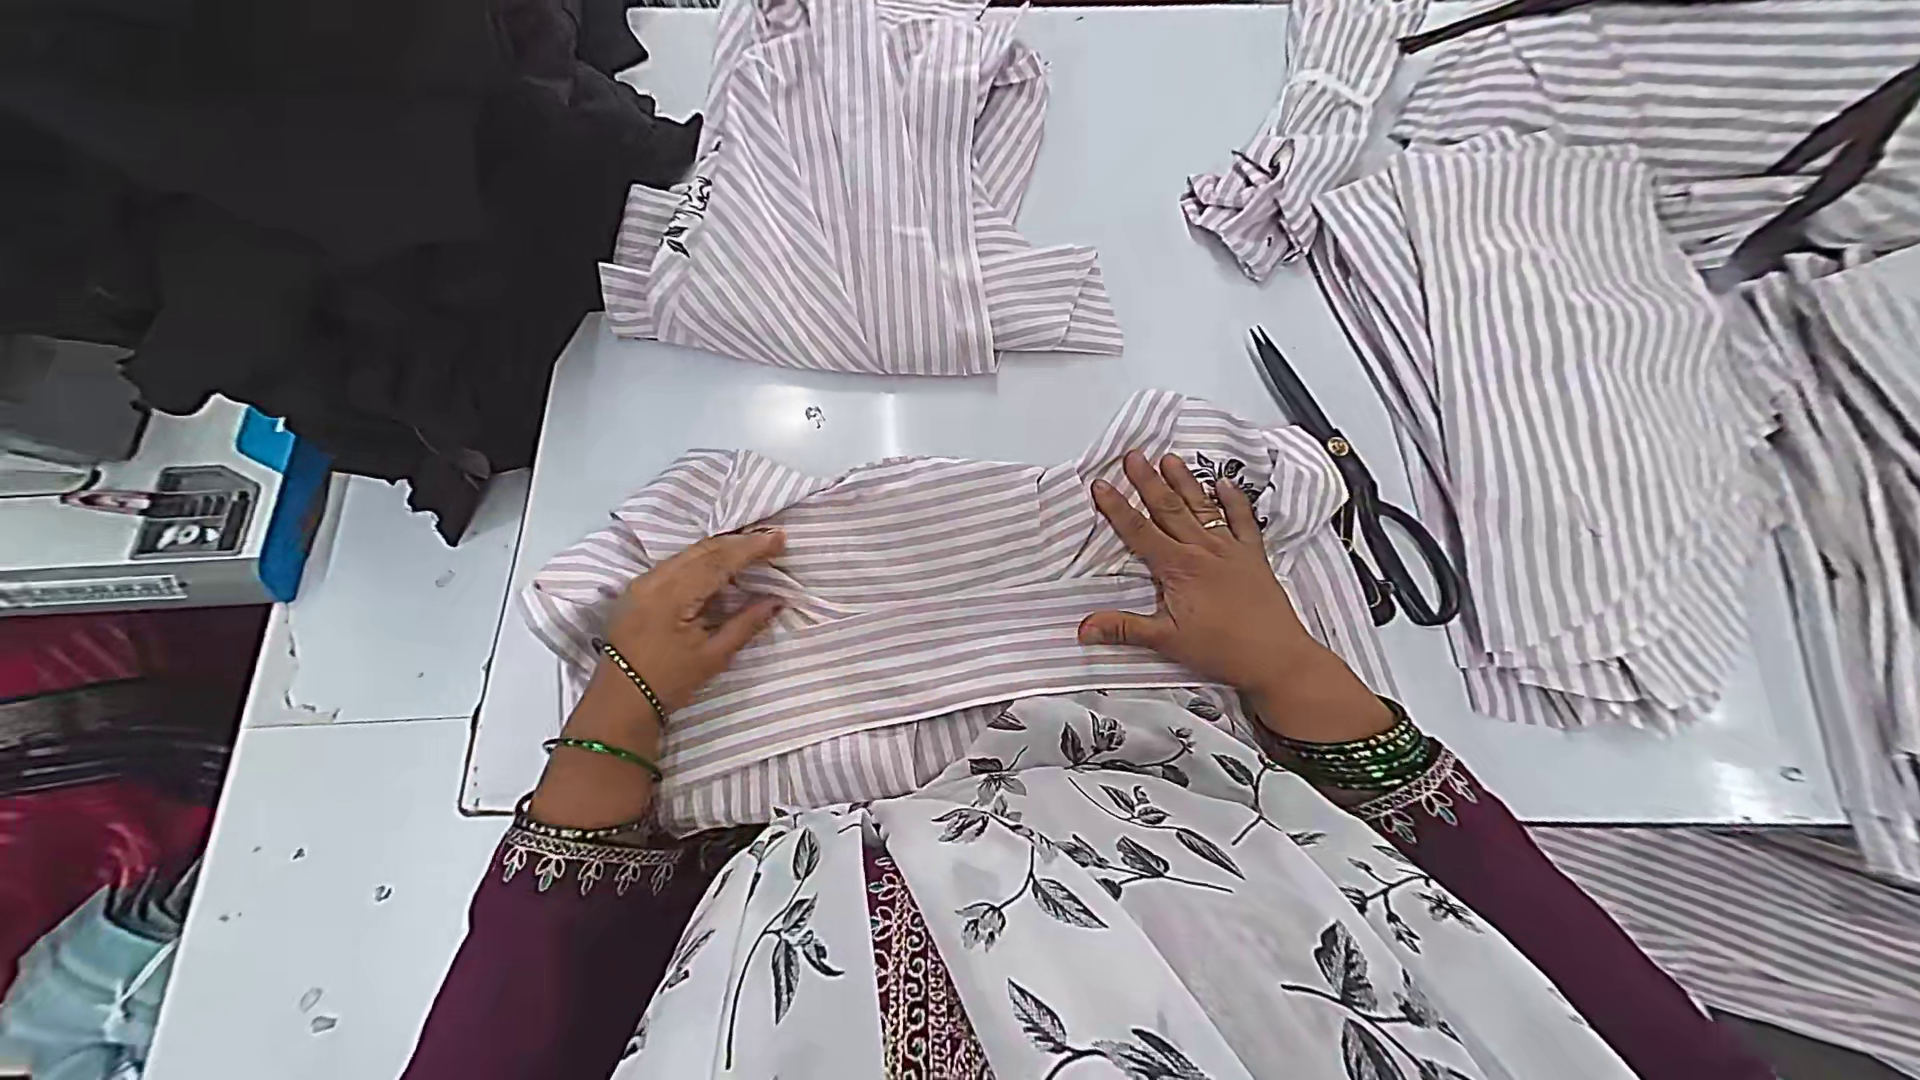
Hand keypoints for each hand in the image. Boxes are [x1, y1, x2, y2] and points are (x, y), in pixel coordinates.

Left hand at [530, 529, 785, 829]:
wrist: (620, 701)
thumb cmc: (669, 682)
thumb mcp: (714, 656)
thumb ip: (747, 623)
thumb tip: (777, 600)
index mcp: (671, 596)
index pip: (718, 561)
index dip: (751, 548)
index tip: (780, 540)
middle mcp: (654, 580)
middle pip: (704, 549)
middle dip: (740, 542)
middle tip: (773, 538)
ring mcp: (643, 582)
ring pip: (690, 552)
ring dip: (723, 547)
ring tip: (754, 545)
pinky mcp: (640, 588)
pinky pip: (679, 562)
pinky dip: (705, 558)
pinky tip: (724, 562)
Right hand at [1078, 451, 1389, 742]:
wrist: (1277, 658)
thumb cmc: (1224, 649)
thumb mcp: (1166, 641)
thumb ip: (1124, 628)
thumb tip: (1085, 627)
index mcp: (1179, 568)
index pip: (1139, 530)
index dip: (1117, 507)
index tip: (1102, 485)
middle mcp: (1204, 551)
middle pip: (1169, 509)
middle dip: (1148, 481)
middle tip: (1133, 456)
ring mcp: (1230, 550)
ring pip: (1202, 508)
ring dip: (1184, 482)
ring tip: (1170, 459)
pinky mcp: (1253, 557)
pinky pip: (1242, 521)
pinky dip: (1234, 501)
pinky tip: (1225, 484)